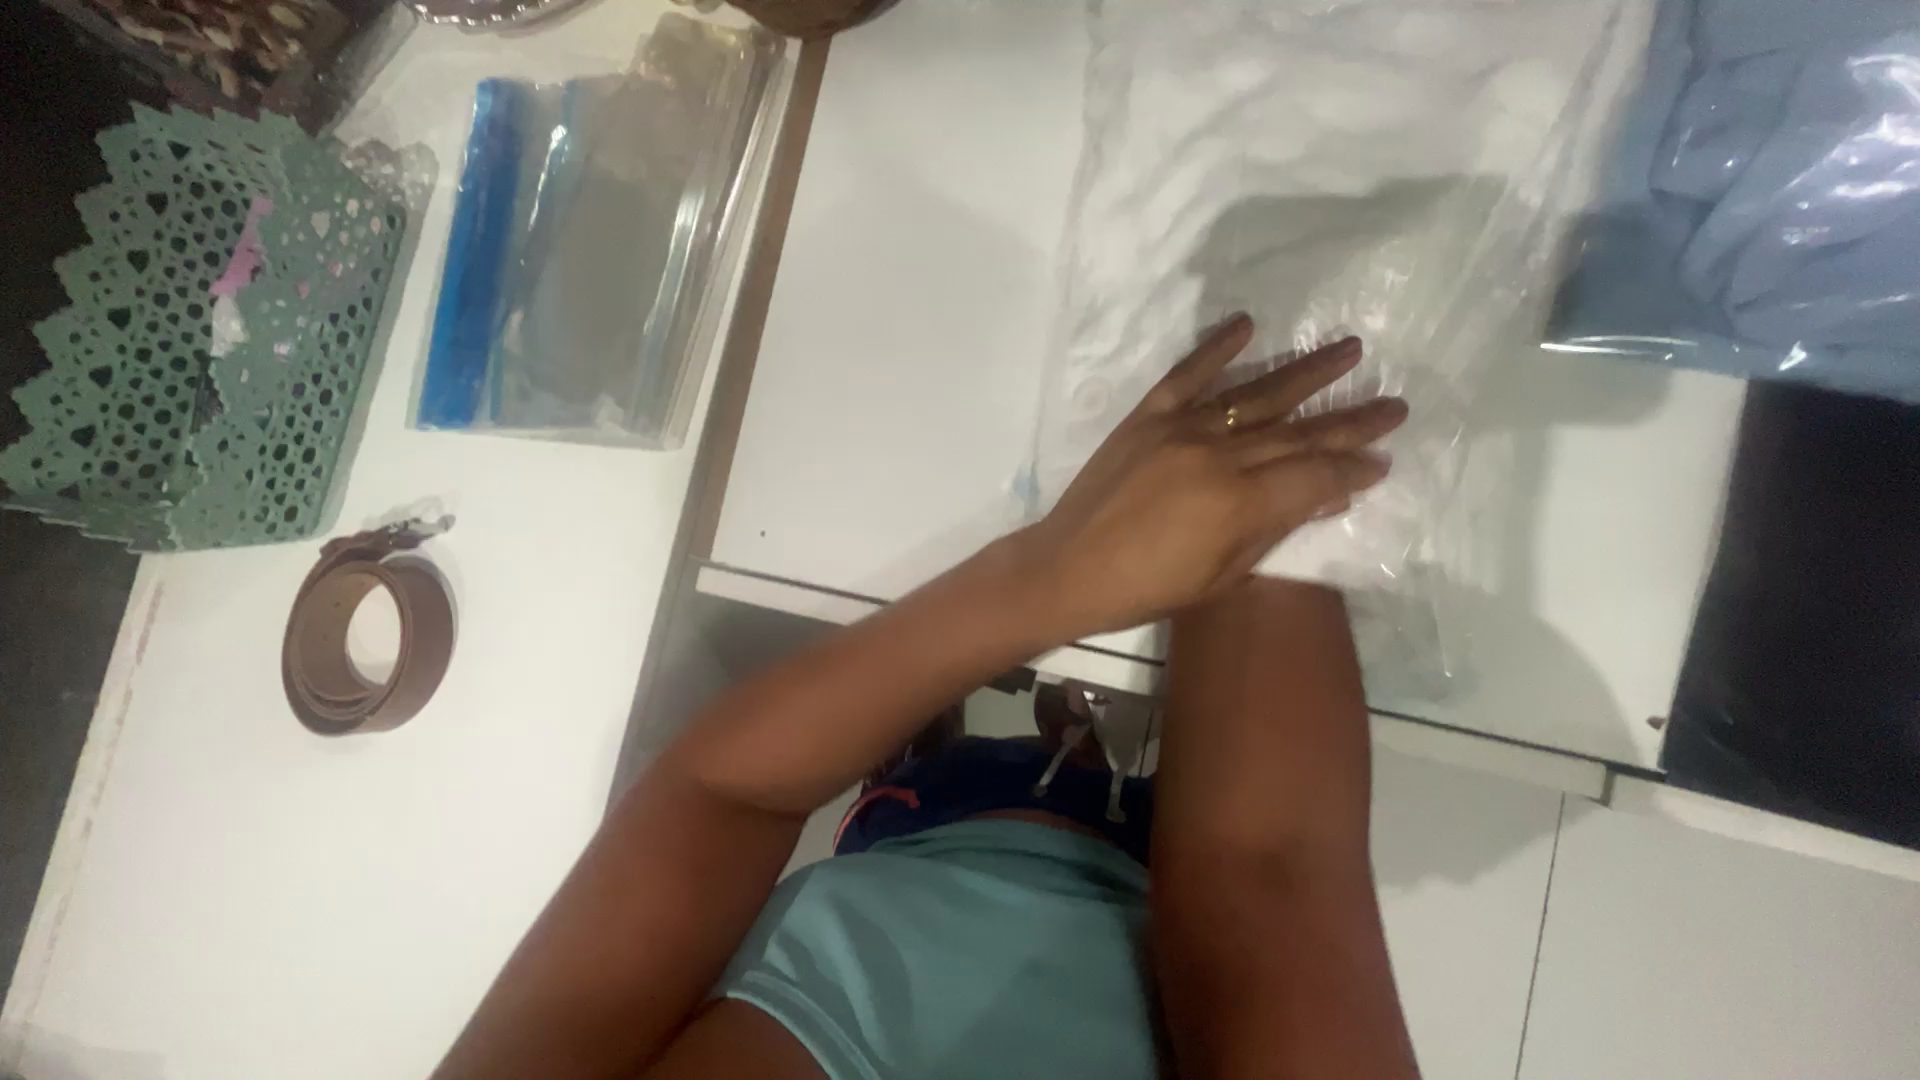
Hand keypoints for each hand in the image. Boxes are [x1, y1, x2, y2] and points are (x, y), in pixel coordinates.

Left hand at [1011, 313, 1406, 638]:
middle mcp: (1217, 456)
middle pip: (1297, 432)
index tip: (1384, 459)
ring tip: (1350, 349)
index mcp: (1240, 503)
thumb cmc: (1147, 588)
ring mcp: (1179, 430)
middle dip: (1351, 420)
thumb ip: (1274, 529)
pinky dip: (1215, 348)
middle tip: (1394, 402)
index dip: (1353, 468)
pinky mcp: (1145, 418)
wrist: (1068, 569)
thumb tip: (1326, 495)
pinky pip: (1186, 376)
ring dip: (1305, 371)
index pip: (1316, 474)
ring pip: (1255, 395)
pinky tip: (1246, 324)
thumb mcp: (1221, 576)